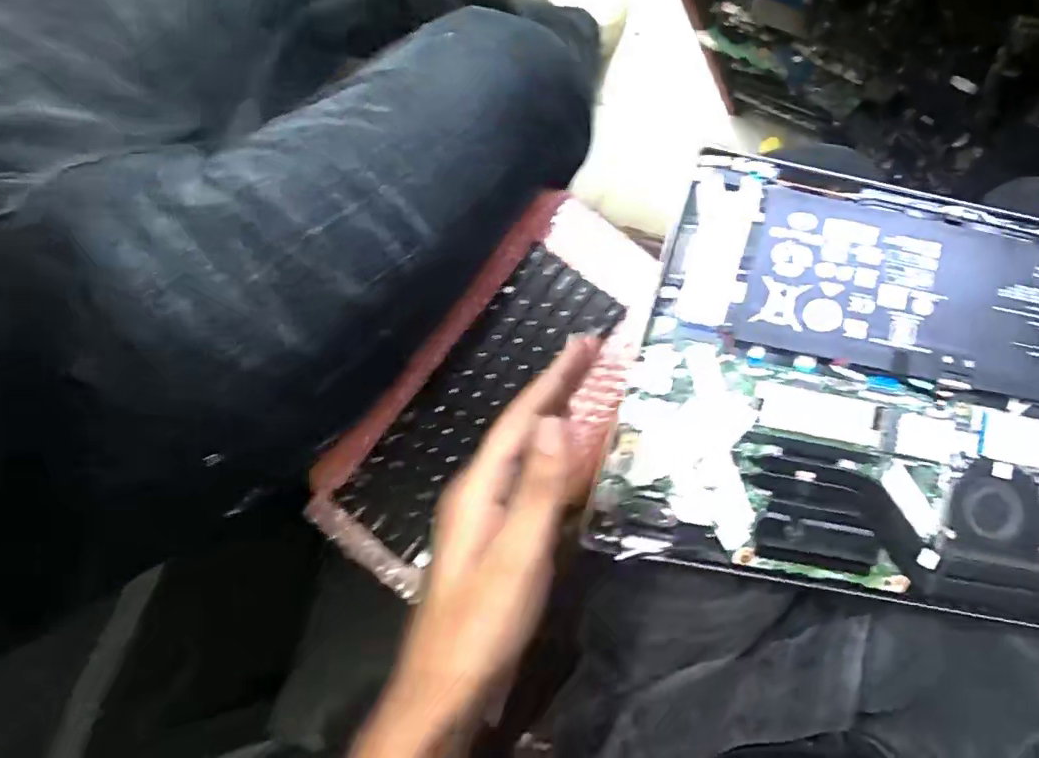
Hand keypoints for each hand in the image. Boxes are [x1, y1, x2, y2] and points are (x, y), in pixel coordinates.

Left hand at [353, 336, 609, 757]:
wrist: (446, 694)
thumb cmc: (482, 622)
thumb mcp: (517, 552)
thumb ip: (538, 486)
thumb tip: (557, 420)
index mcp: (479, 488)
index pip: (521, 419)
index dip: (554, 379)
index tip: (585, 343)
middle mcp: (481, 492)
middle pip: (523, 427)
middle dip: (557, 387)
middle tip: (592, 353)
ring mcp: (491, 515)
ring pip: (531, 451)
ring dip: (560, 415)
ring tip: (589, 389)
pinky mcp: (506, 536)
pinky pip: (539, 478)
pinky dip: (563, 454)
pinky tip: (578, 456)